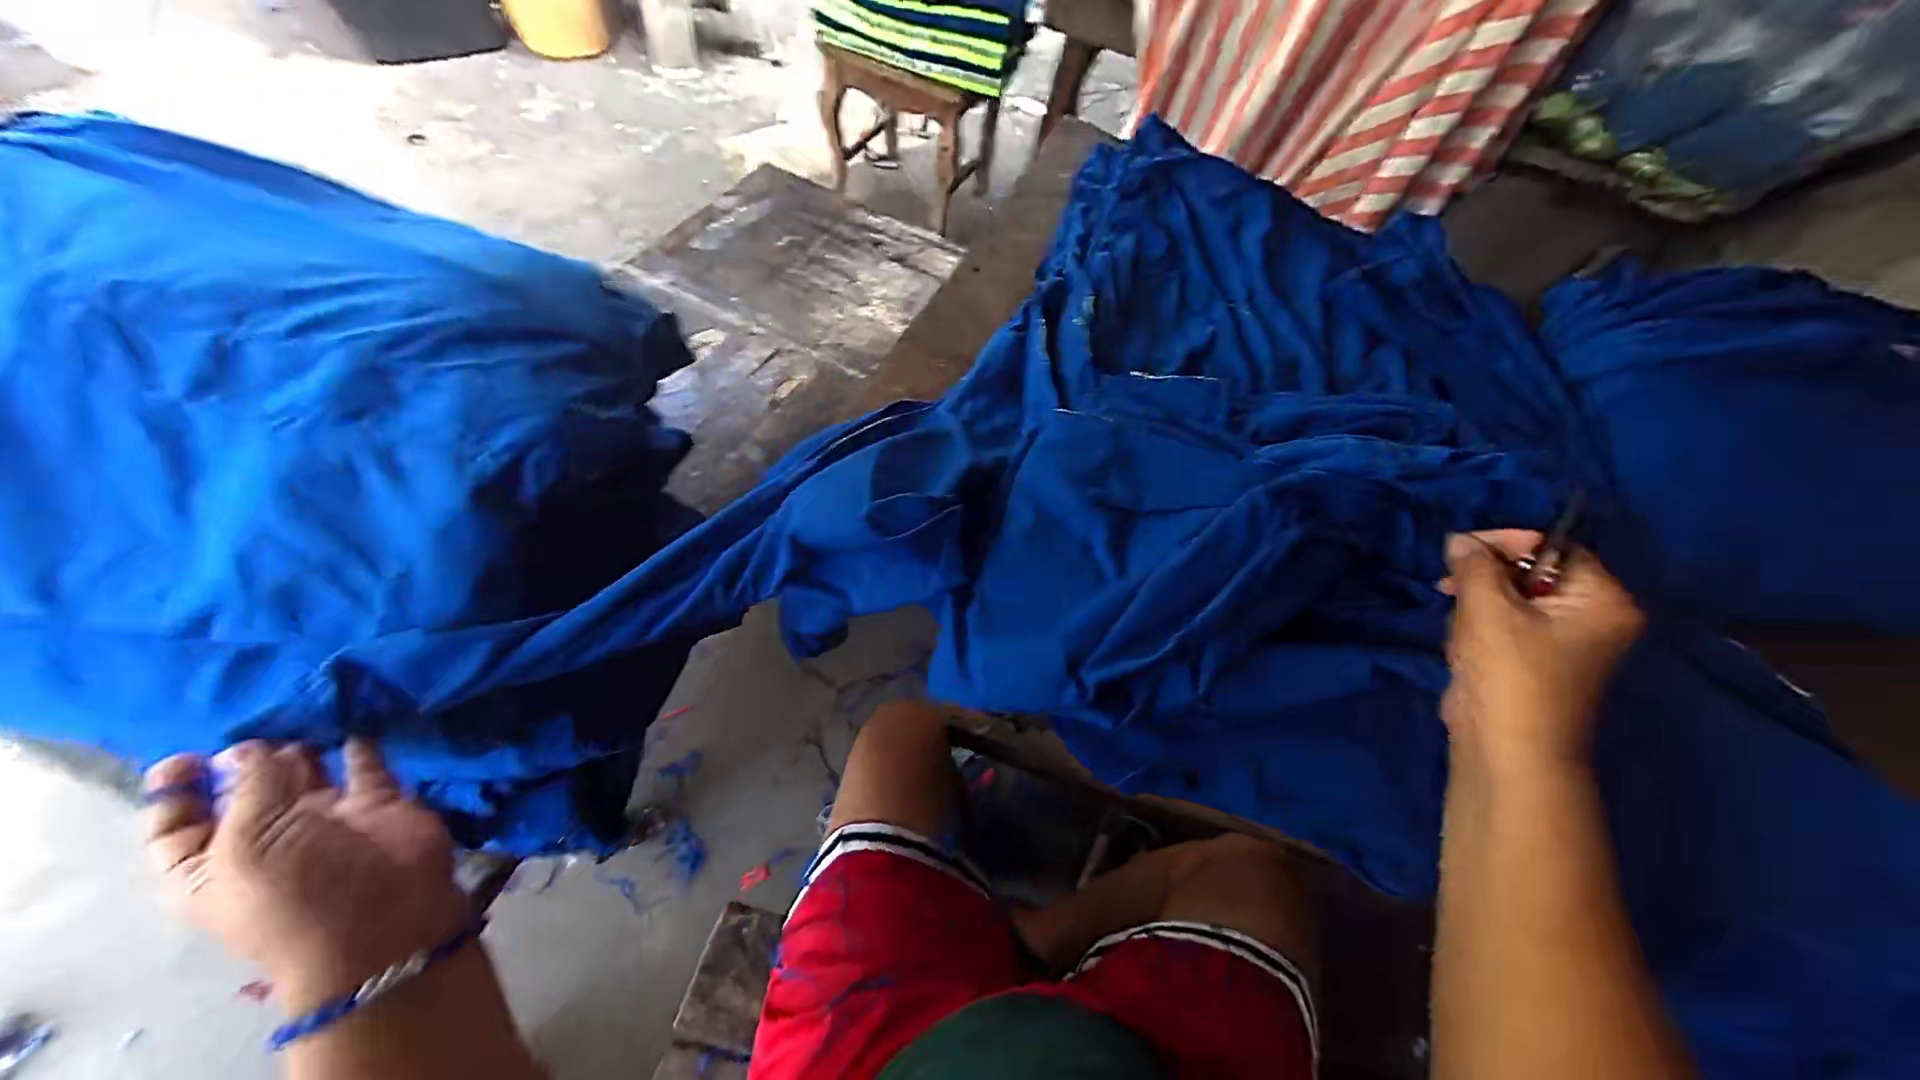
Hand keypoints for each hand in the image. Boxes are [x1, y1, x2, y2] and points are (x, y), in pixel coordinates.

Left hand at [144, 739, 470, 1011]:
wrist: (385, 915)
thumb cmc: (294, 892)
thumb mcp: (247, 843)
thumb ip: (249, 788)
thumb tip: (248, 750)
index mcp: (212, 864)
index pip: (177, 825)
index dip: (175, 791)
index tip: (187, 756)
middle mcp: (266, 838)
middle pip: (246, 790)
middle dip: (245, 759)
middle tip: (258, 732)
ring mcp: (326, 819)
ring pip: (306, 773)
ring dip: (299, 747)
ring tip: (299, 722)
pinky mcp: (377, 804)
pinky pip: (367, 767)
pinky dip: (360, 743)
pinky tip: (350, 721)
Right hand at [1439, 530, 1644, 772]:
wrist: (1506, 746)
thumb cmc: (1509, 672)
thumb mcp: (1487, 608)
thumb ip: (1474, 565)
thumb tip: (1459, 540)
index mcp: (1602, 601)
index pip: (1556, 548)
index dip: (1507, 542)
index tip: (1460, 549)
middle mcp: (1593, 617)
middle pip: (1531, 572)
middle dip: (1484, 579)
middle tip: (1449, 587)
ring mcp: (1563, 641)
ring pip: (1510, 599)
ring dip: (1475, 607)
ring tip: (1461, 631)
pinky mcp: (1533, 660)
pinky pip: (1503, 625)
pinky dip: (1477, 629)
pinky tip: (1463, 646)